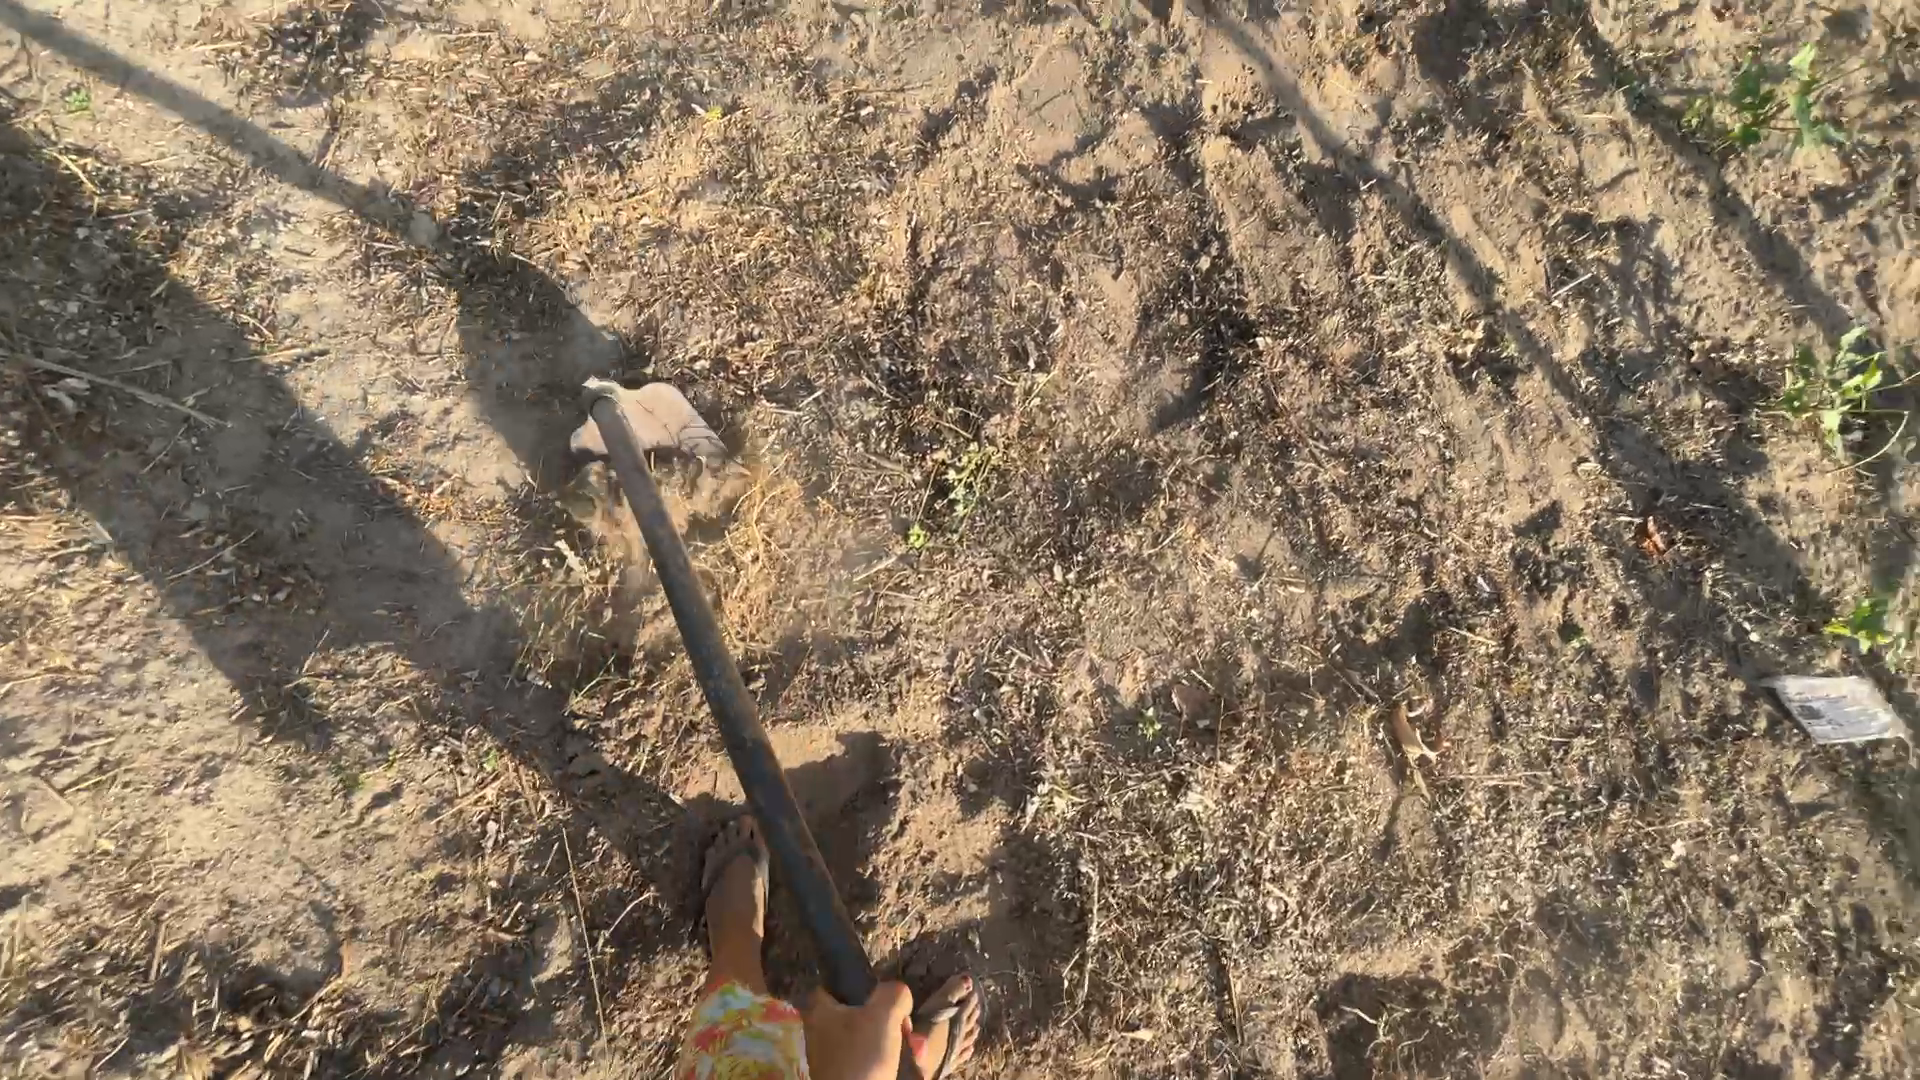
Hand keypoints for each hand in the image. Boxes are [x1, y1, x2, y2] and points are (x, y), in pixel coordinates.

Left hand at [801, 981, 913, 1079]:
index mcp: (819, 1012)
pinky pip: (869, 1062)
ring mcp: (832, 1061)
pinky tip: (906, 1063)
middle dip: (885, 1017)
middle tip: (904, 1024)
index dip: (853, 981)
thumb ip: (894, 992)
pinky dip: (886, 1061)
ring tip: (912, 1046)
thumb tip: (900, 995)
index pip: (830, 985)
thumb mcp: (884, 1013)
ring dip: (891, 1040)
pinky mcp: (845, 1079)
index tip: (877, 988)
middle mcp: (820, 1035)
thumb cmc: (861, 1057)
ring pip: (867, 1039)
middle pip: (856, 1013)